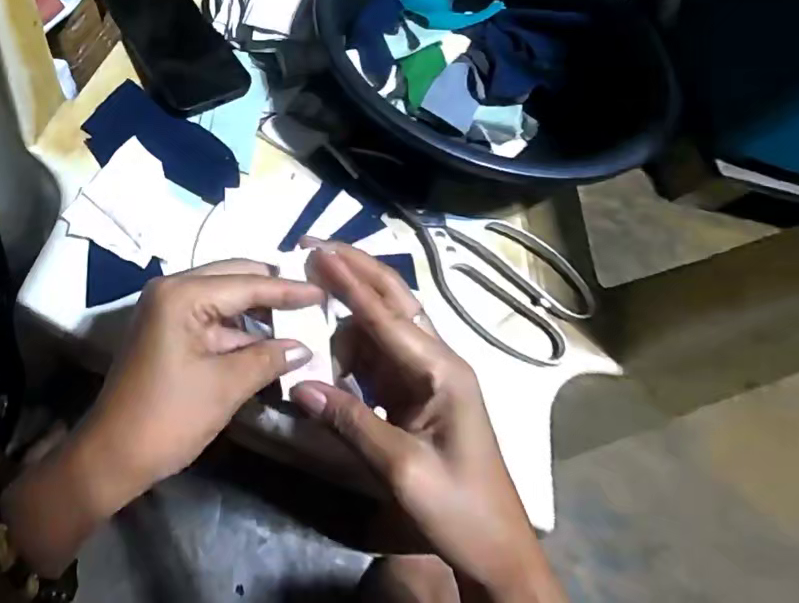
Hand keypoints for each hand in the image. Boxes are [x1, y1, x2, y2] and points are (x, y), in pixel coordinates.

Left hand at [77, 258, 325, 504]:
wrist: (108, 460)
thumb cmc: (166, 419)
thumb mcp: (225, 387)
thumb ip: (268, 359)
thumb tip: (304, 347)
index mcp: (182, 294)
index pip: (247, 283)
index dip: (288, 290)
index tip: (323, 291)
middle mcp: (173, 289)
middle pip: (235, 278)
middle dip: (274, 290)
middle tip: (313, 296)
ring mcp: (168, 308)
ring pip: (226, 296)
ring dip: (259, 310)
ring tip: (299, 316)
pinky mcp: (168, 328)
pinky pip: (213, 317)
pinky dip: (241, 328)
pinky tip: (270, 339)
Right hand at [292, 243, 563, 602]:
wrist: (497, 551)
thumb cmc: (460, 509)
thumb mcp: (404, 470)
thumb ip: (351, 423)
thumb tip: (301, 384)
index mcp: (443, 369)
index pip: (388, 316)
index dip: (350, 283)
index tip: (320, 252)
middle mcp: (436, 359)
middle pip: (392, 300)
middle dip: (355, 269)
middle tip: (313, 246)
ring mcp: (425, 375)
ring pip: (381, 325)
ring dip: (347, 308)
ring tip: (310, 295)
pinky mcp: (414, 393)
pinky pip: (377, 356)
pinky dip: (349, 345)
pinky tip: (326, 342)